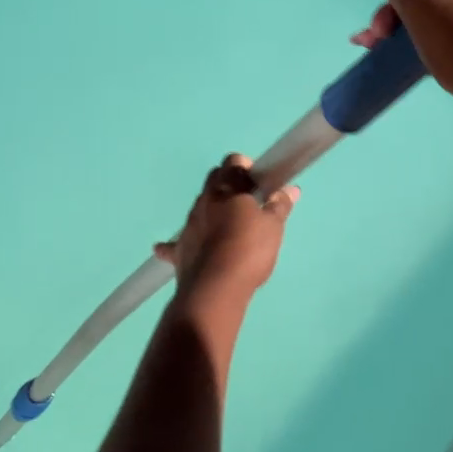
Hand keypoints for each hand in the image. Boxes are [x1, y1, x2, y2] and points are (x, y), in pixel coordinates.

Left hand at [154, 154, 298, 303]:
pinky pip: (174, 244)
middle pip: (213, 179)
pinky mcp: (180, 250)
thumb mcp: (273, 227)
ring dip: (211, 209)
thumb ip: (280, 205)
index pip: (233, 162)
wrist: (215, 289)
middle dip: (228, 182)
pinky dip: (173, 244)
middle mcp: (204, 200)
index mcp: (228, 189)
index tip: (258, 180)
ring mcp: (189, 224)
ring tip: (227, 226)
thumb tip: (290, 189)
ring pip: (199, 207)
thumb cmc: (249, 250)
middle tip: (247, 200)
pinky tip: (162, 248)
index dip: (245, 166)